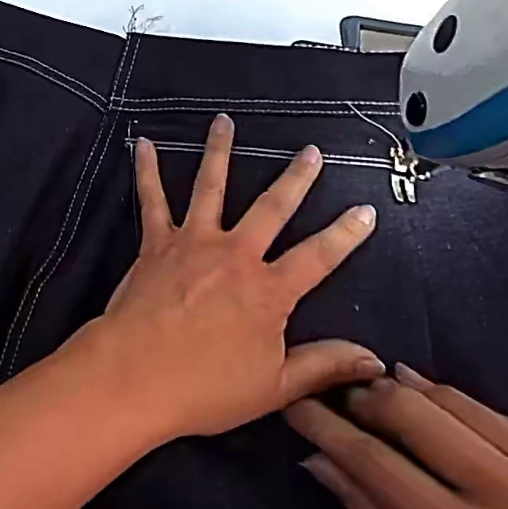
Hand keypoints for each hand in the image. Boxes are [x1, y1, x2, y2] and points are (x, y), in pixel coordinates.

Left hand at [80, 113, 384, 440]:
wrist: (133, 378)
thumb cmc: (205, 388)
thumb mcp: (275, 386)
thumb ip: (324, 366)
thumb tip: (374, 361)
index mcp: (268, 289)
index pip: (318, 256)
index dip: (345, 234)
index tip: (366, 210)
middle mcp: (236, 254)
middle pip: (272, 207)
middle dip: (296, 178)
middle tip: (311, 152)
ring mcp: (195, 241)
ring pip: (211, 186)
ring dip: (220, 150)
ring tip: (224, 121)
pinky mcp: (158, 242)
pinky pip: (153, 199)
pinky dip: (148, 170)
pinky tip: (143, 144)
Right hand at [285, 367, 507, 508]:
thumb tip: (325, 467)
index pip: (381, 467)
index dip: (331, 431)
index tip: (302, 406)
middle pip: (417, 414)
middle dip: (367, 397)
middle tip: (338, 391)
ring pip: (459, 401)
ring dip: (410, 389)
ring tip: (377, 385)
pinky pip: (505, 415)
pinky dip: (464, 408)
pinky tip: (440, 402)